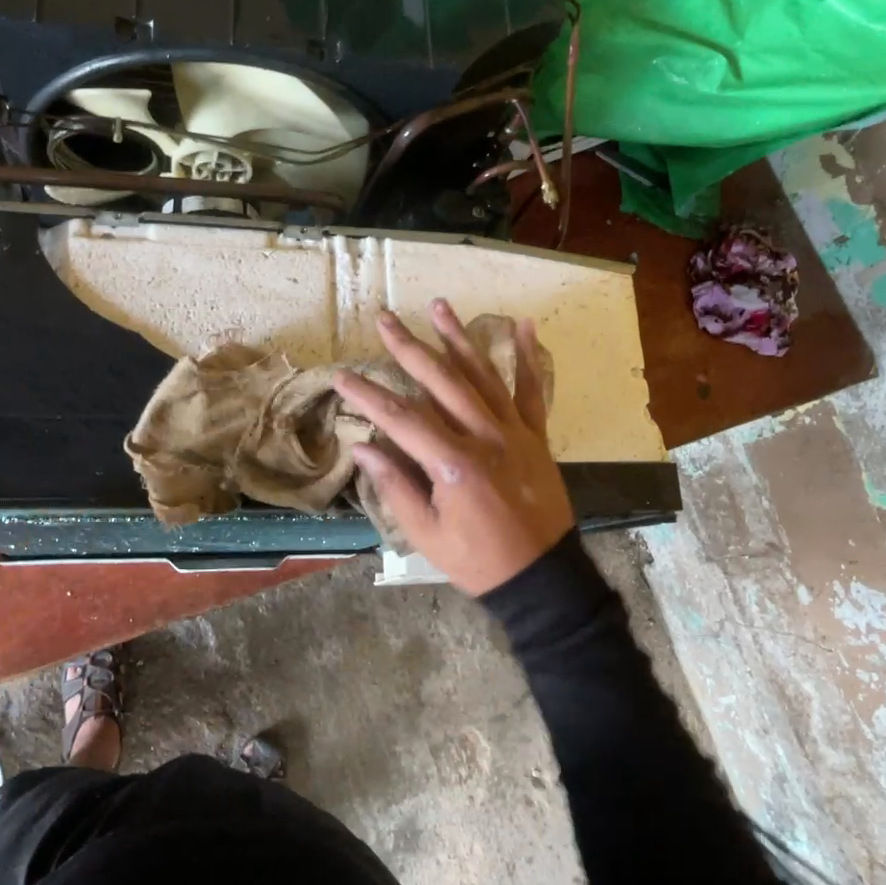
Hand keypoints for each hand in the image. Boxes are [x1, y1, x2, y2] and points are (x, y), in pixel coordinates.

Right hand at [333, 299, 574, 595]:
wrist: (542, 578)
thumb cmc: (477, 562)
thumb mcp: (425, 533)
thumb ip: (394, 486)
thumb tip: (362, 447)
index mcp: (453, 464)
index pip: (401, 418)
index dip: (368, 395)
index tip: (342, 376)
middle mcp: (484, 437)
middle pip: (440, 381)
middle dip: (408, 348)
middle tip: (384, 319)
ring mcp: (514, 433)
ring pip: (482, 375)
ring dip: (458, 338)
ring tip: (437, 306)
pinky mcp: (536, 437)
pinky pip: (531, 391)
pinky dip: (527, 358)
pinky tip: (523, 325)